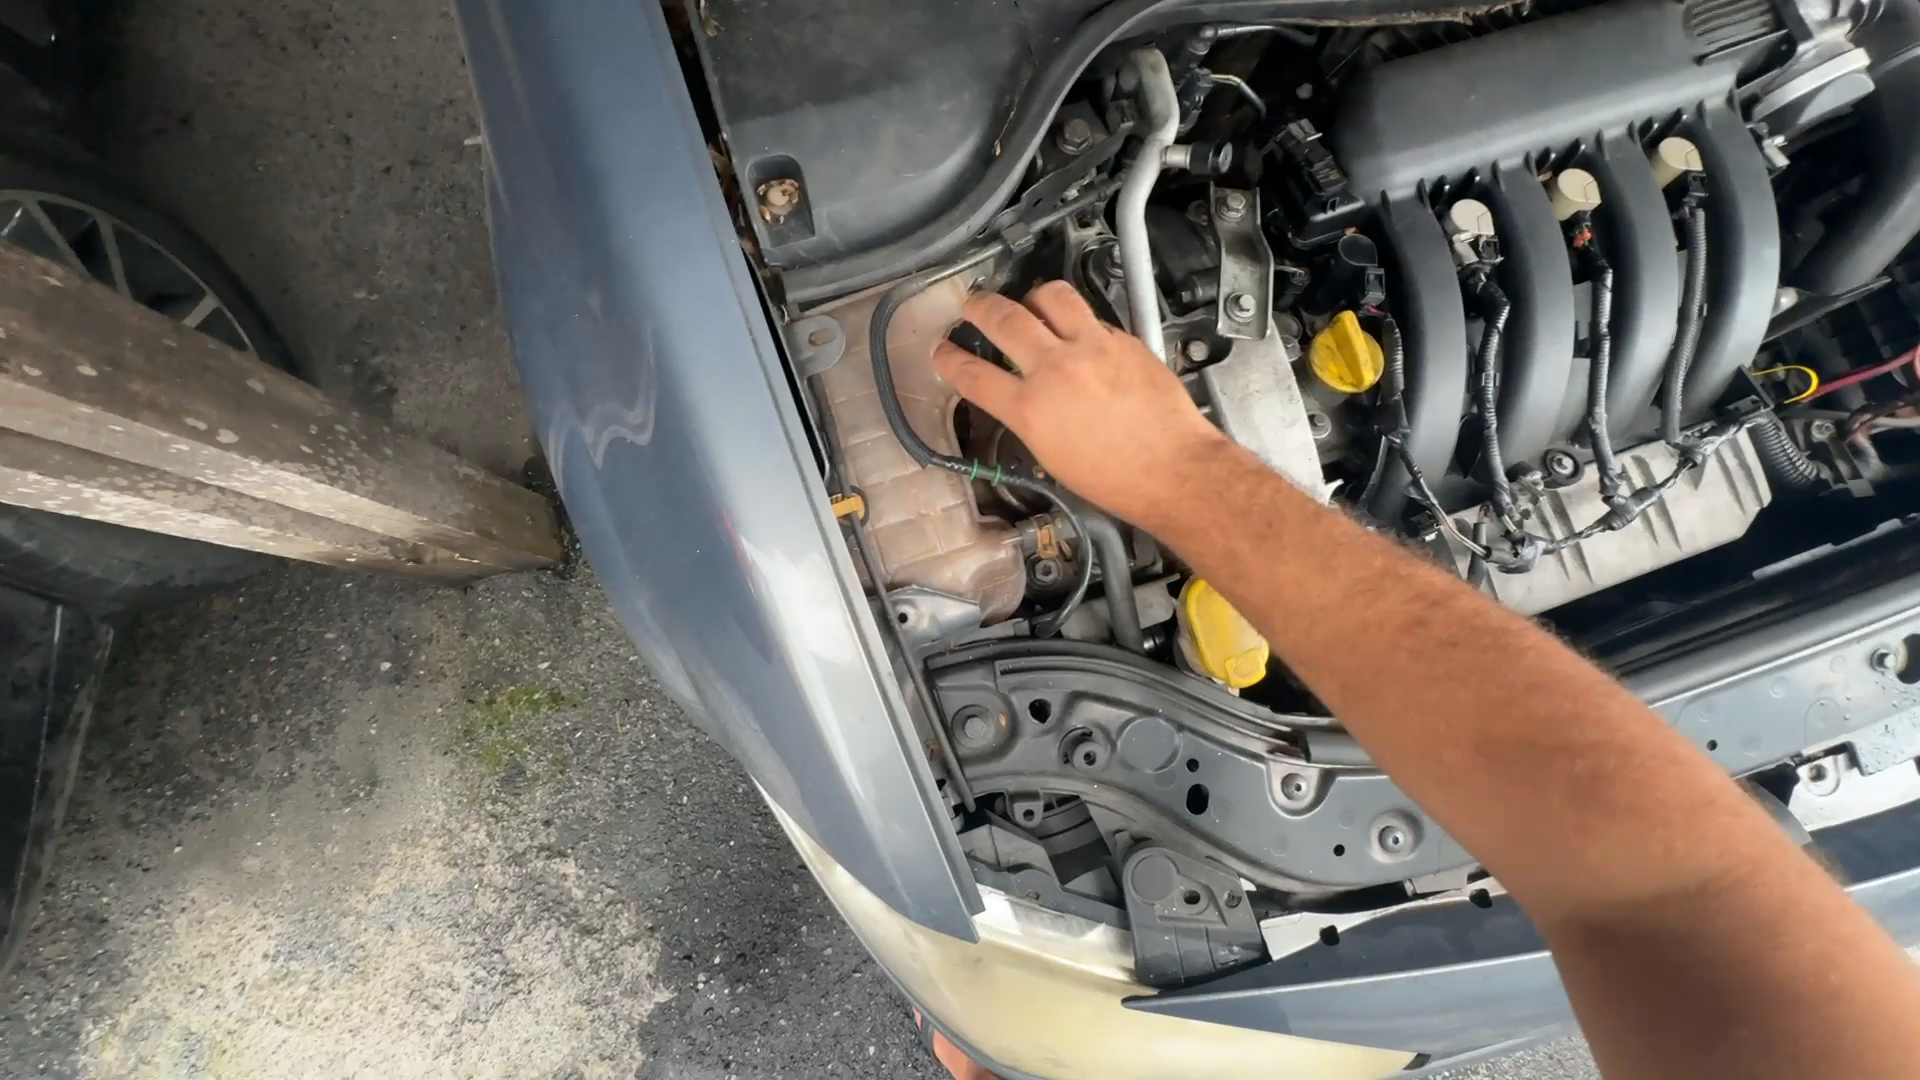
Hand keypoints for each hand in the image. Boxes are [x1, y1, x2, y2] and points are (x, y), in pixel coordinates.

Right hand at [931, 281, 1229, 523]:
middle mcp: (1056, 369)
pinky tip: (1078, 332)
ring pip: (1050, 296)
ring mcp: (1092, 348)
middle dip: (978, 307)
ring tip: (1028, 302)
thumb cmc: (1116, 479)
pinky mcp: (1123, 339)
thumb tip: (1020, 398)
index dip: (948, 360)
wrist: (1174, 470)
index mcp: (1030, 409)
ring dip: (1031, 296)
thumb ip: (1028, 418)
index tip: (942, 351)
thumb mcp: (1051, 457)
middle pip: (1002, 319)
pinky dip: (1076, 319)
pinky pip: (1091, 315)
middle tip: (971, 306)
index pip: (973, 375)